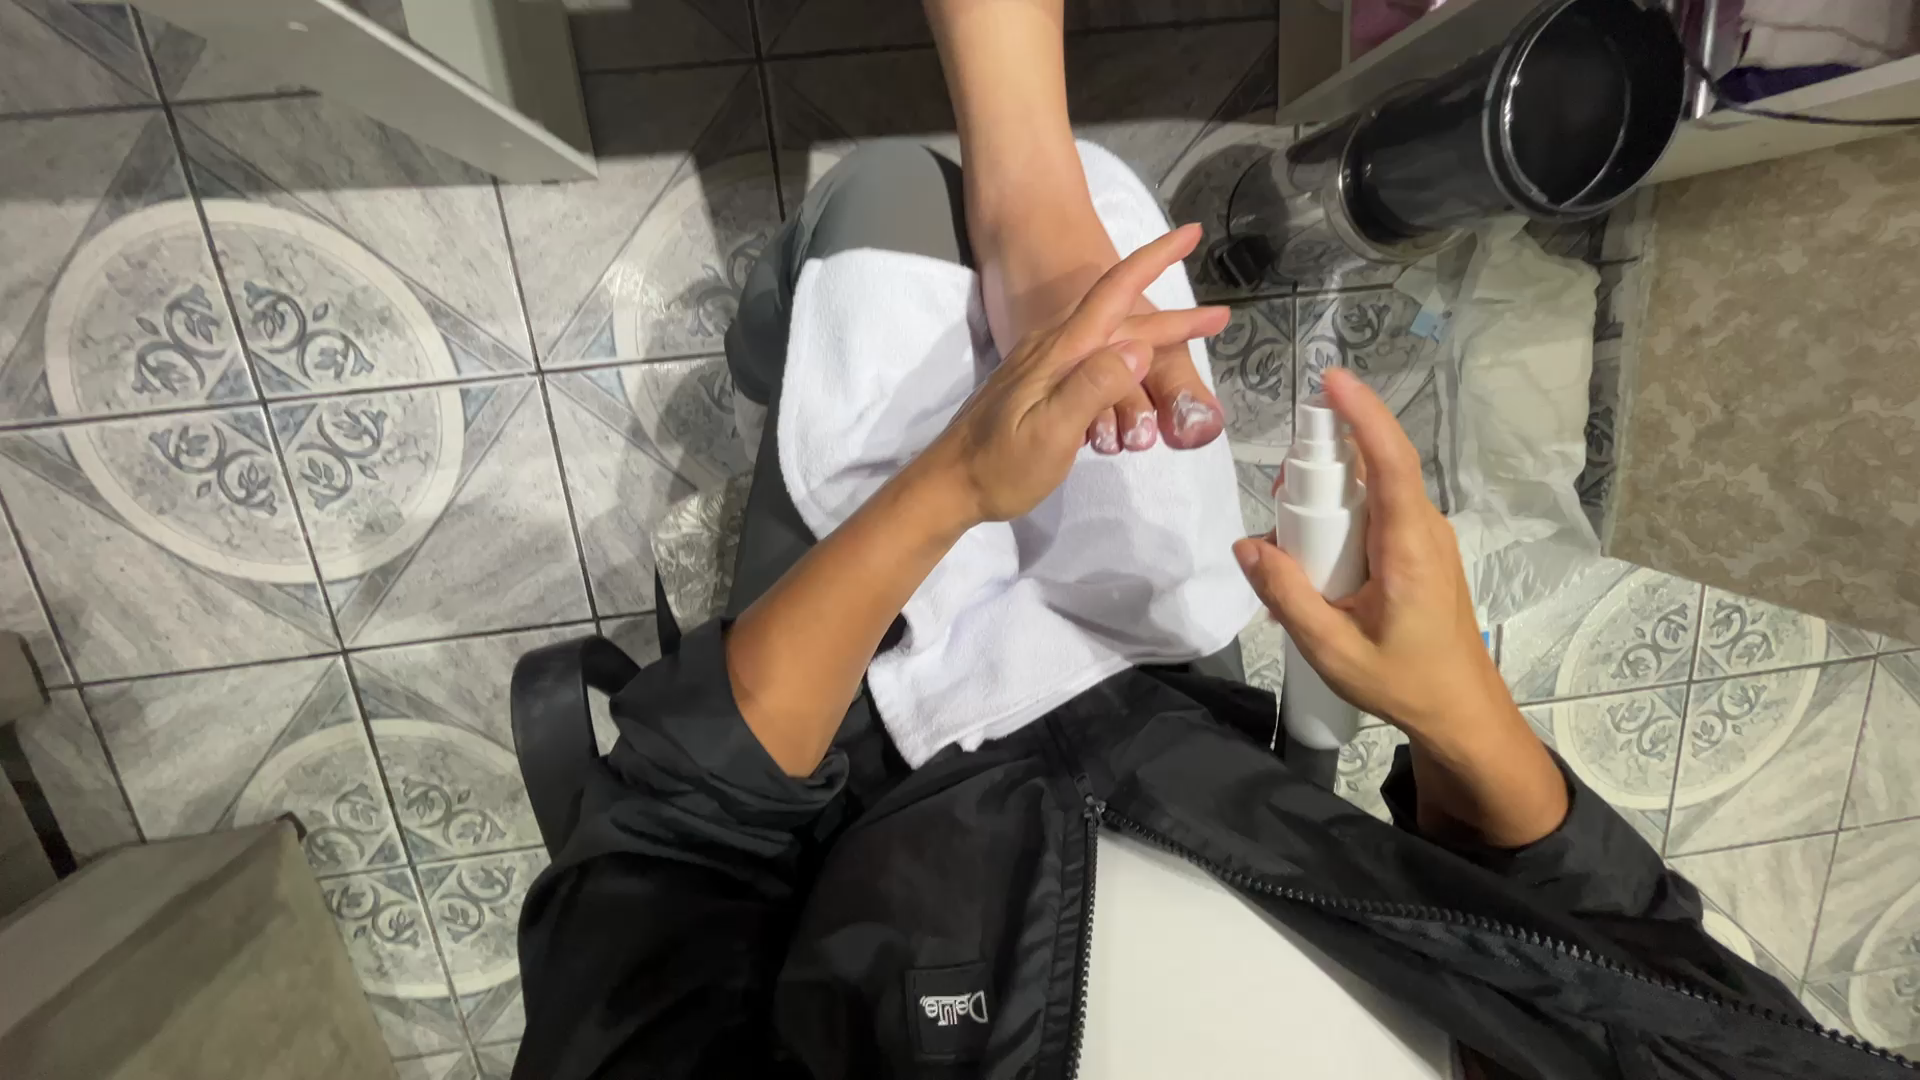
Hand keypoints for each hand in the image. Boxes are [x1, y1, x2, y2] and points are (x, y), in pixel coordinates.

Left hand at [918, 224, 1228, 524]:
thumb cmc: (999, 465)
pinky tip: (1129, 372)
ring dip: (1151, 336)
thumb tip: (1139, 347)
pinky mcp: (1037, 386)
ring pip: (1107, 339)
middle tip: (1220, 317)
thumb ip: (1091, 387)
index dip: (1153, 260)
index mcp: (1061, 354)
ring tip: (1186, 344)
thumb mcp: (1049, 432)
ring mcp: (1042, 368)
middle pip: (1121, 319)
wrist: (948, 483)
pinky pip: (1092, 360)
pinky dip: (1124, 358)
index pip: (1114, 295)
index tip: (1191, 234)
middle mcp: (1053, 350)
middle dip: (1173, 317)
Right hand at [1231, 369, 1506, 741]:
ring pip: (1368, 493)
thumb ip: (1286, 595)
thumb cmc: (1404, 682)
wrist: (1461, 713)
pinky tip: (1311, 563)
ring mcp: (1422, 539)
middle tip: (1279, 517)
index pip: (1392, 462)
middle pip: (1371, 471)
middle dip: (1319, 472)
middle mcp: (1421, 530)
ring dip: (1323, 503)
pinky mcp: (1414, 551)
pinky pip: (1372, 515)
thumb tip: (1247, 544)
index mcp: (1409, 547)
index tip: (1332, 381)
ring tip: (1290, 550)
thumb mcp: (1332, 648)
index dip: (1363, 416)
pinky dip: (1335, 523)